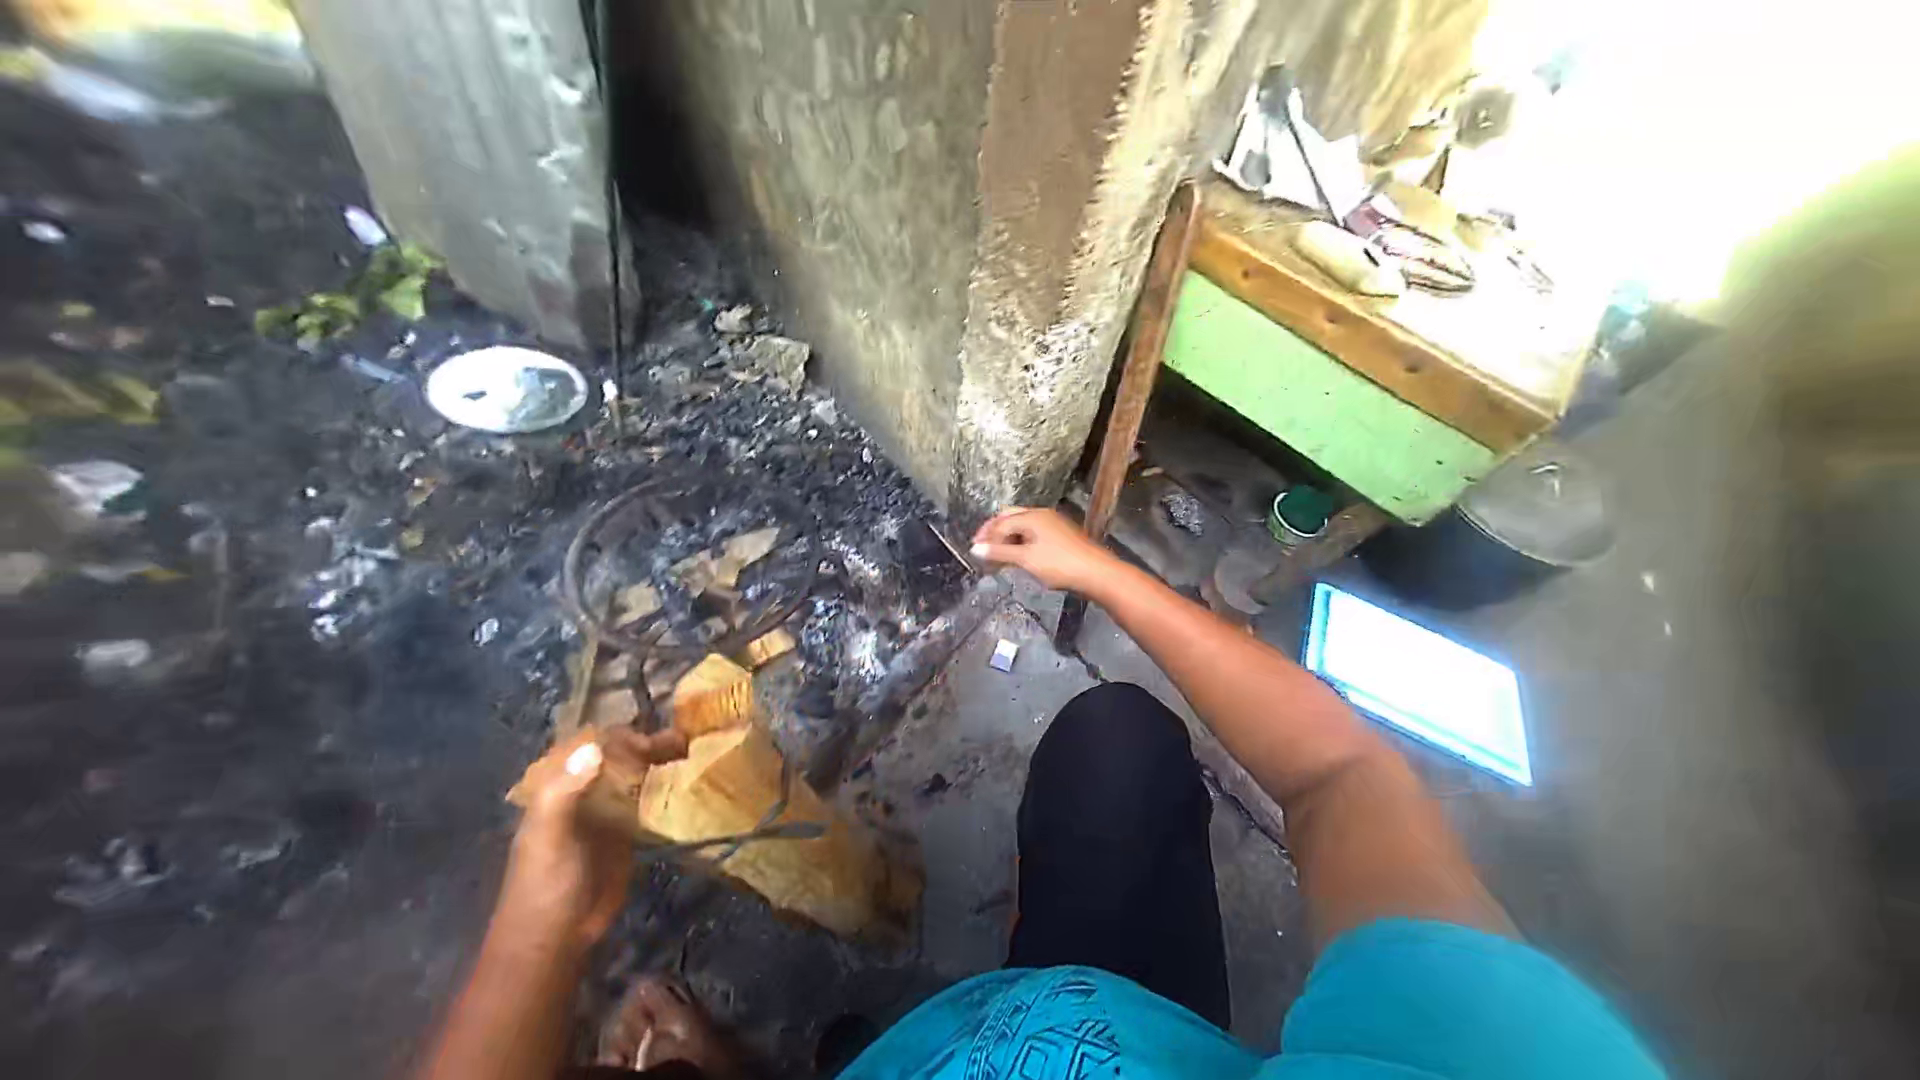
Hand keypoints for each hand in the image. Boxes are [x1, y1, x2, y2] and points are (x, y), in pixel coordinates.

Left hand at [495, 728, 687, 951]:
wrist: (554, 938)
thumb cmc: (544, 884)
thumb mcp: (548, 836)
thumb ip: (564, 791)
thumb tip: (596, 746)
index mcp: (560, 786)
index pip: (592, 744)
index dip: (619, 735)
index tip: (649, 738)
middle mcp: (586, 792)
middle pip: (620, 755)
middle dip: (649, 743)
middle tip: (683, 741)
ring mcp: (609, 811)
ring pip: (638, 773)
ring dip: (663, 760)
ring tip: (694, 752)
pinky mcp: (628, 831)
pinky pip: (649, 799)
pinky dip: (668, 787)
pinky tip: (691, 782)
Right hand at [969, 507, 1120, 594]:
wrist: (1097, 573)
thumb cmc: (1059, 564)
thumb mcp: (1026, 559)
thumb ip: (999, 553)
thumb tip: (975, 548)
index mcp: (1032, 516)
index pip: (1001, 522)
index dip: (986, 536)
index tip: (974, 551)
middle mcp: (1042, 515)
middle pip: (1011, 519)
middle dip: (995, 533)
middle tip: (983, 548)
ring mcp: (1053, 525)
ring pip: (1022, 528)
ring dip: (1008, 540)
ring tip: (997, 557)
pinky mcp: (1060, 537)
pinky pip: (1033, 535)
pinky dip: (1021, 544)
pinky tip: (1017, 558)